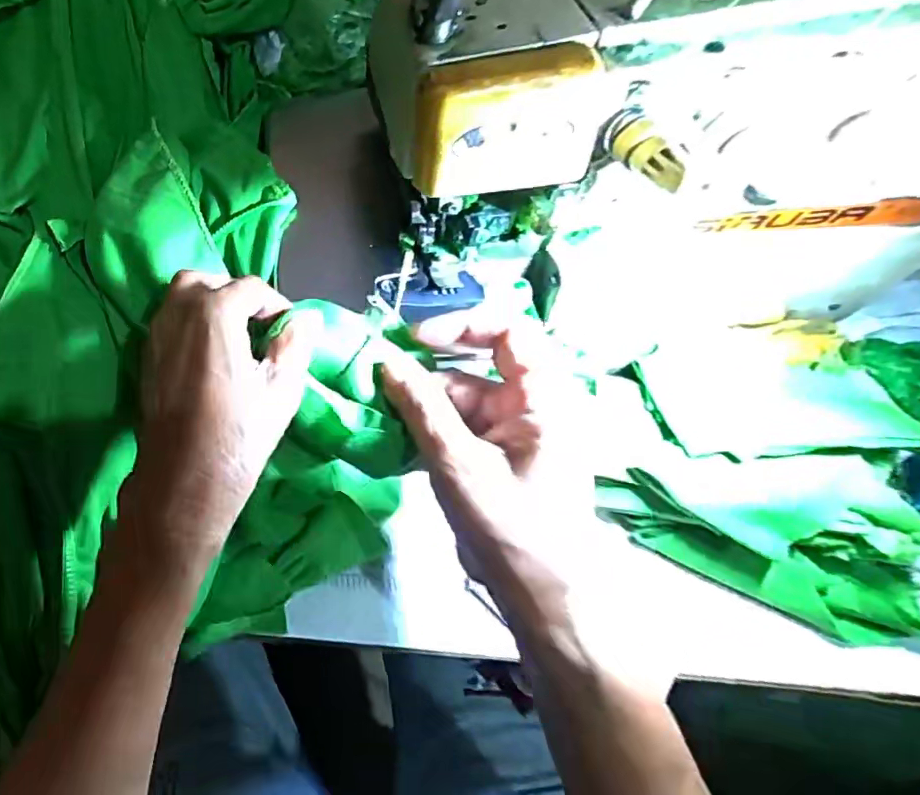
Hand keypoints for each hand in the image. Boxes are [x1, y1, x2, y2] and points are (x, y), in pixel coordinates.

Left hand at [130, 271, 315, 567]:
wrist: (184, 472)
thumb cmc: (239, 433)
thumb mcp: (282, 389)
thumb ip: (295, 344)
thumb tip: (306, 317)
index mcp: (213, 312)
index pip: (249, 287)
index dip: (274, 304)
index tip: (287, 328)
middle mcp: (178, 311)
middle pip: (208, 280)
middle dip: (235, 294)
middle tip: (257, 324)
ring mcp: (156, 330)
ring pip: (180, 294)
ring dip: (208, 302)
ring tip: (233, 334)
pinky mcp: (146, 351)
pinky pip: (167, 318)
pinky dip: (188, 320)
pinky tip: (208, 351)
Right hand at [373, 306, 600, 629]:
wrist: (539, 595)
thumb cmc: (511, 525)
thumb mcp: (458, 461)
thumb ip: (421, 406)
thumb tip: (384, 359)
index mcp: (543, 399)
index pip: (510, 331)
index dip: (461, 324)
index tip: (415, 341)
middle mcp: (529, 406)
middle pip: (473, 363)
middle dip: (425, 367)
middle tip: (380, 372)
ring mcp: (509, 430)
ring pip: (456, 393)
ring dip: (417, 397)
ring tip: (376, 407)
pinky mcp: (490, 452)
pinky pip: (452, 420)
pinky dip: (422, 420)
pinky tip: (391, 430)